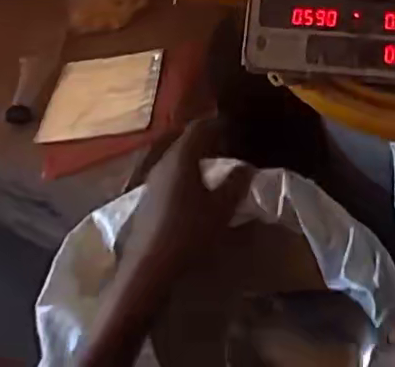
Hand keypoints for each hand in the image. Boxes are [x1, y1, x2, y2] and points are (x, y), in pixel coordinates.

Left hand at [117, 118, 254, 288]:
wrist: (147, 270)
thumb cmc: (188, 233)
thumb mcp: (221, 209)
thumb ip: (235, 183)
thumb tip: (247, 167)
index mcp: (182, 157)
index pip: (199, 127)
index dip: (216, 124)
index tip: (232, 127)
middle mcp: (164, 162)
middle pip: (186, 140)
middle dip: (206, 139)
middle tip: (226, 144)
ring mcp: (152, 181)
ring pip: (177, 158)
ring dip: (195, 157)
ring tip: (213, 166)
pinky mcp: (147, 199)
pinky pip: (170, 174)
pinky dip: (185, 173)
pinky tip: (194, 190)